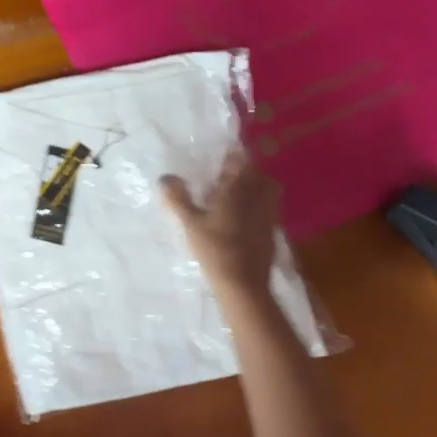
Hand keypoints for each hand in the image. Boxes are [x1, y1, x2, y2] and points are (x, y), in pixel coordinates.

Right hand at [160, 149, 281, 294]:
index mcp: (237, 190)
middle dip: (245, 170)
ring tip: (235, 193)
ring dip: (254, 186)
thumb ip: (177, 198)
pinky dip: (258, 204)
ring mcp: (268, 215)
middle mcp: (257, 197)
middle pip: (258, 174)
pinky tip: (242, 216)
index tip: (223, 153)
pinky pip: (268, 207)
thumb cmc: (215, 249)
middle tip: (226, 173)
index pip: (241, 162)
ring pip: (267, 190)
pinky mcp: (272, 231)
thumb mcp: (190, 223)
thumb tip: (165, 177)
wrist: (243, 283)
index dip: (233, 155)